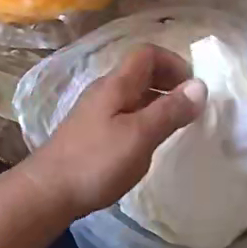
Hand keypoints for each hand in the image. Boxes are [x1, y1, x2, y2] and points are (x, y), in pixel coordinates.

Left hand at [19, 44, 206, 219]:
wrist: (46, 193)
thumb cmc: (95, 162)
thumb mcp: (140, 136)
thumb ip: (170, 110)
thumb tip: (200, 86)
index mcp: (116, 84)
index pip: (148, 53)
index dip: (174, 63)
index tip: (192, 88)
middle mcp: (105, 91)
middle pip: (141, 71)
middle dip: (169, 82)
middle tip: (189, 107)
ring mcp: (96, 111)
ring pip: (134, 94)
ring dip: (158, 102)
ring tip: (174, 125)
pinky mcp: (91, 132)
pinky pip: (125, 113)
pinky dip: (144, 119)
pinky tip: (148, 143)